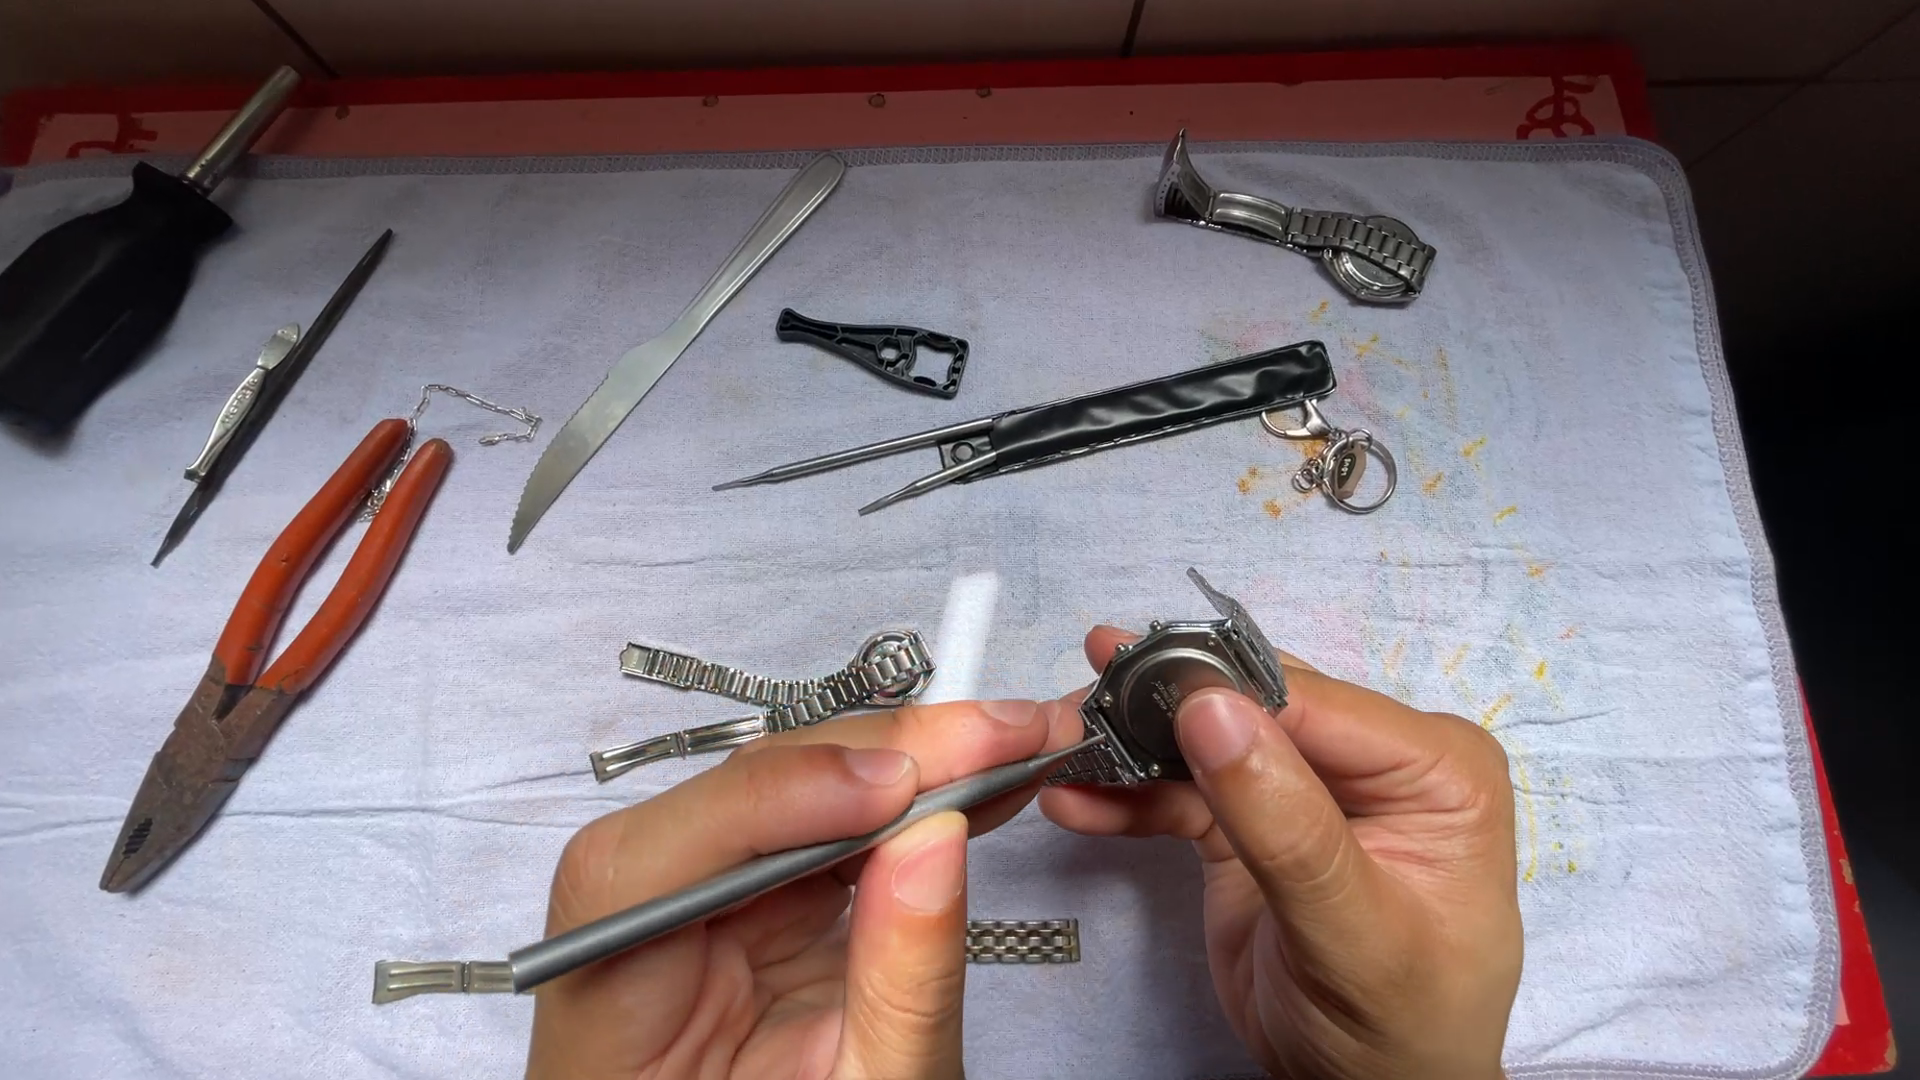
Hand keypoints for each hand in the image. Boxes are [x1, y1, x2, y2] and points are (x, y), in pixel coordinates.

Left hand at [527, 697, 1084, 1079]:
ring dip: (913, 756)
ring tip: (1011, 741)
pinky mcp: (768, 884)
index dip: (773, 800)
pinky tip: (978, 775)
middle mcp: (645, 924)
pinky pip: (840, 812)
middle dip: (880, 753)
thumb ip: (899, 980)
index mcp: (610, 1008)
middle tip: (996, 732)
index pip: (648, 863)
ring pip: (802, 783)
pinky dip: (913, 792)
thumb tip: (940, 830)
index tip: (897, 785)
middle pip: (740, 794)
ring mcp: (711, 892)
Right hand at [1041, 628, 1520, 1079]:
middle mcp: (1361, 756)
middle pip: (1243, 704)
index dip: (1215, 690)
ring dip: (1127, 747)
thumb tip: (1209, 706)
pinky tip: (1072, 799)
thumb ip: (1284, 822)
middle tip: (1078, 702)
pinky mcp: (1242, 815)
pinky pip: (1177, 791)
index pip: (1306, 701)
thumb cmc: (1395, 1031)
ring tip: (1061, 743)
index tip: (1125, 683)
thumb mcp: (1349, 935)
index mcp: (1428, 764)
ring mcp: (1297, 782)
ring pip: (1198, 741)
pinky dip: (1125, 796)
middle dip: (1154, 706)